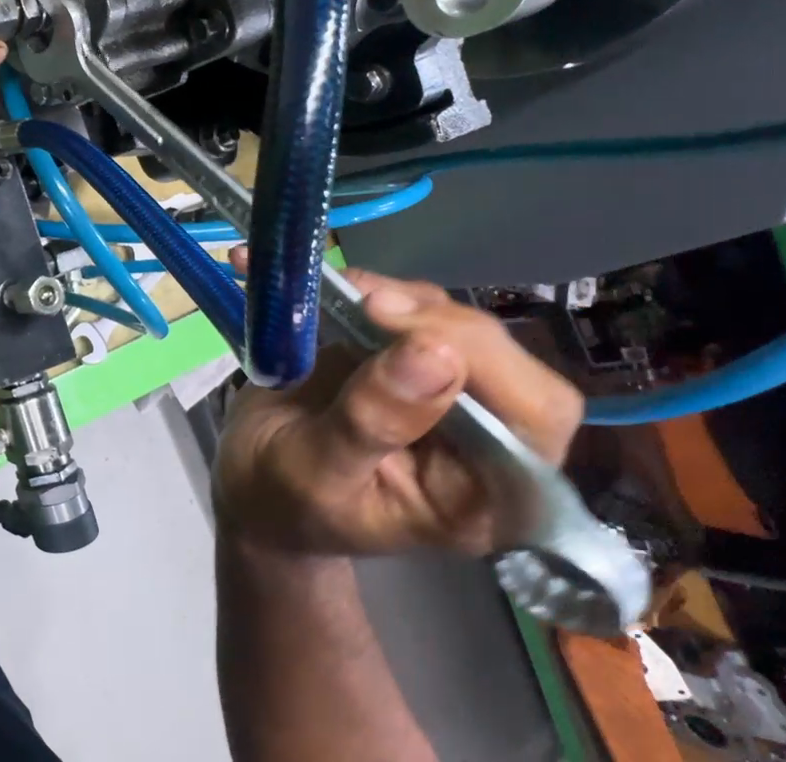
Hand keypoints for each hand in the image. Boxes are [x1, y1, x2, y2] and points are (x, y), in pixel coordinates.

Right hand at [214, 263, 583, 556]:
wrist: (251, 484)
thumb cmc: (283, 497)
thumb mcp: (316, 472)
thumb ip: (374, 422)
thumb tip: (434, 354)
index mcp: (487, 490)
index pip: (534, 415)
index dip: (486, 362)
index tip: (402, 330)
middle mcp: (485, 438)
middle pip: (502, 358)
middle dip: (436, 322)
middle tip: (364, 302)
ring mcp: (447, 393)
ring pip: (455, 324)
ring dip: (400, 301)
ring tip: (338, 294)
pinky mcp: (408, 360)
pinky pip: (412, 311)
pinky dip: (373, 291)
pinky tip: (333, 287)